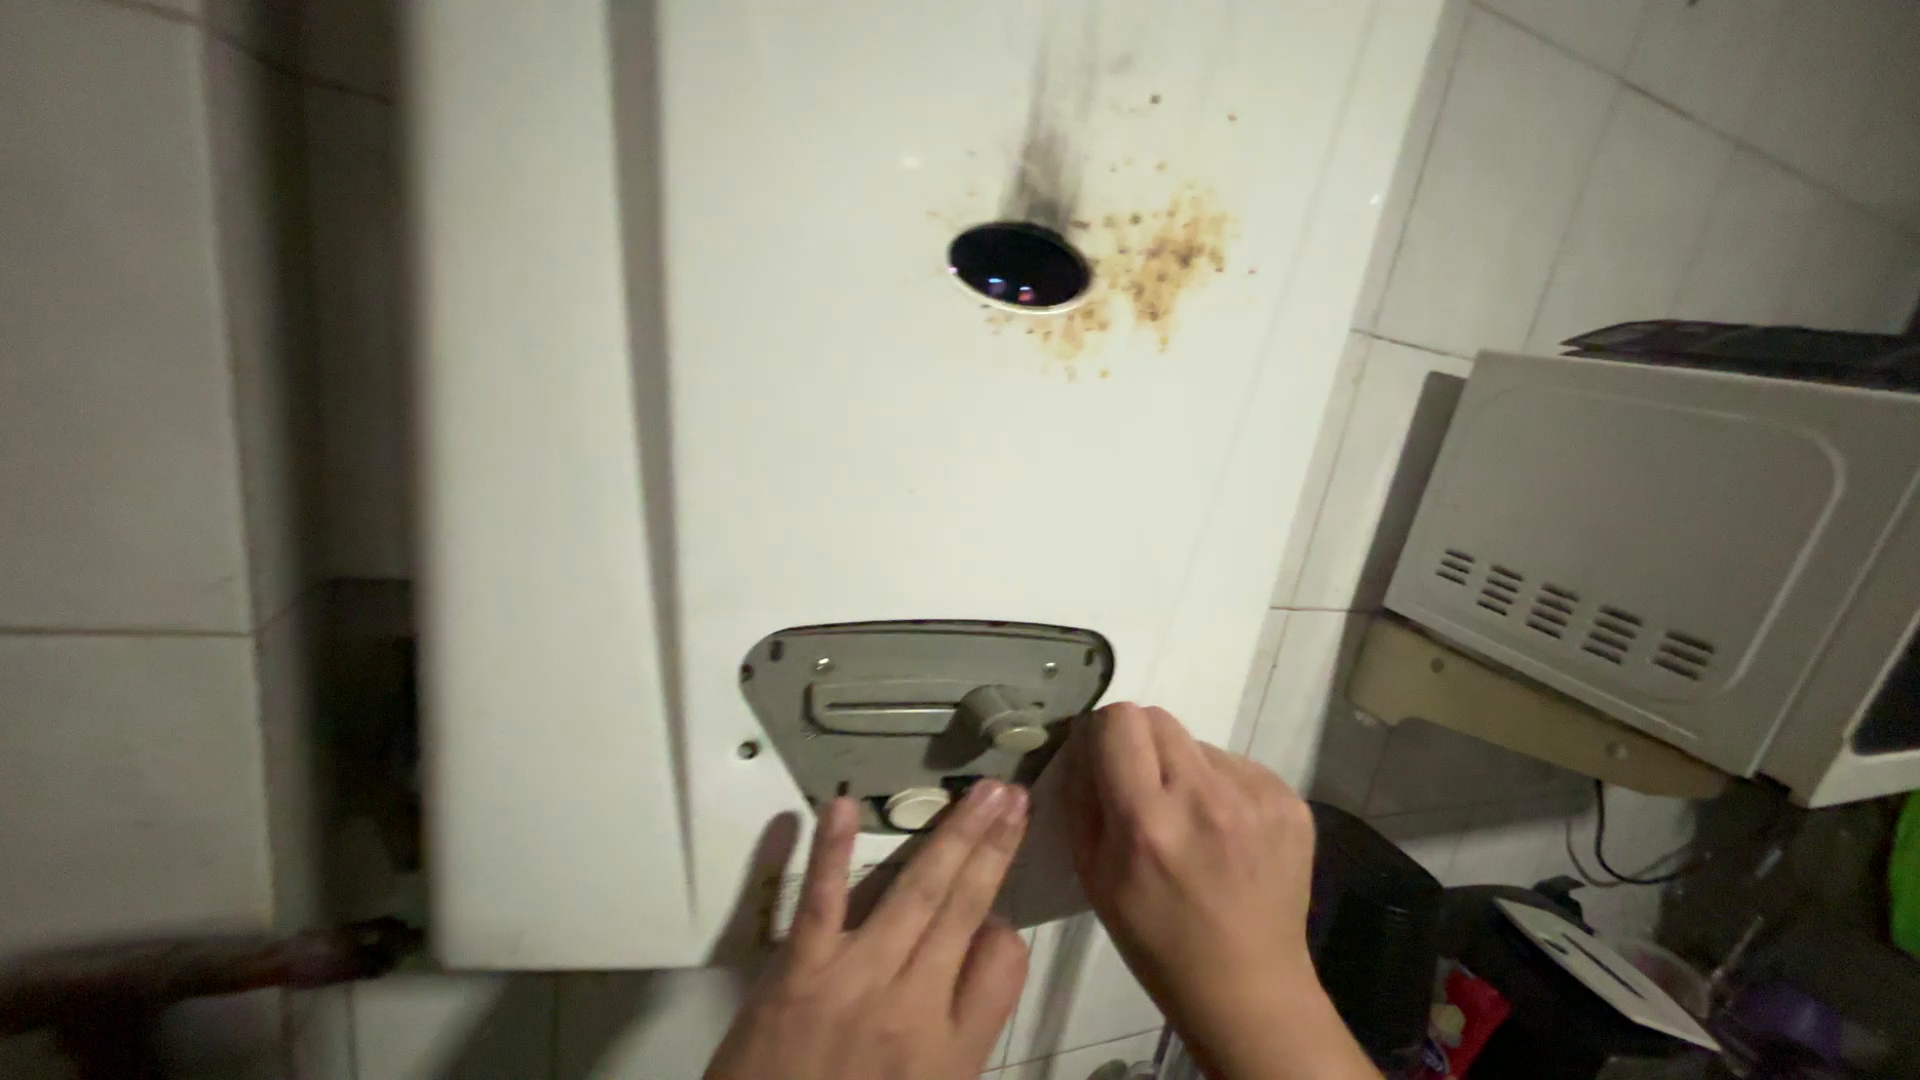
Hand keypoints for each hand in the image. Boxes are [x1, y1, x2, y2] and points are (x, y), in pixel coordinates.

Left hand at [706, 782, 1030, 1079]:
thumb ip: (962, 1032)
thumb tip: (980, 950)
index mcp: (950, 1050)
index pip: (1004, 963)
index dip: (1004, 929)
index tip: (995, 912)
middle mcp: (913, 1007)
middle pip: (964, 908)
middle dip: (994, 846)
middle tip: (1013, 795)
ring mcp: (855, 981)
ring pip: (915, 892)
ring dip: (953, 834)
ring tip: (982, 793)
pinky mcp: (799, 972)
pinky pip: (821, 901)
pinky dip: (832, 851)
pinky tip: (845, 806)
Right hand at [1061, 703, 1376, 1079]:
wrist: (1248, 987)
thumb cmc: (1155, 938)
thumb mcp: (1093, 873)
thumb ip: (1080, 796)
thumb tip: (1081, 742)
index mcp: (1147, 820)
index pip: (1118, 721)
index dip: (1102, 735)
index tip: (1102, 760)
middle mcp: (1205, 797)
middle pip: (1156, 717)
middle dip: (1138, 743)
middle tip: (1143, 787)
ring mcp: (1256, 797)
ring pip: (1197, 741)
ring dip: (1182, 767)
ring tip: (1190, 821)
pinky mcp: (1290, 801)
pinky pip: (1234, 765)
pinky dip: (1220, 786)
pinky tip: (1223, 832)